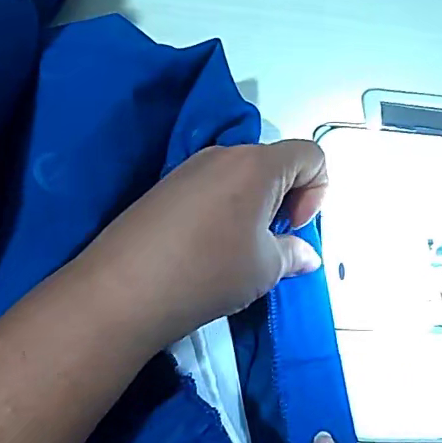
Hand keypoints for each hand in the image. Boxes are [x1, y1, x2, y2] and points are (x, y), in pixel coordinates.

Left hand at [68, 141, 327, 351]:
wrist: (123, 288)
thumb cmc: (208, 271)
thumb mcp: (264, 268)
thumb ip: (293, 253)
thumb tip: (305, 253)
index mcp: (257, 164)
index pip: (311, 155)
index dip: (317, 192)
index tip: (292, 228)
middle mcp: (222, 154)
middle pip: (273, 164)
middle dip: (282, 200)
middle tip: (267, 244)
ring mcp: (187, 169)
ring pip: (238, 178)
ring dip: (250, 208)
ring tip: (234, 252)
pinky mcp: (162, 188)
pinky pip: (208, 189)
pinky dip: (220, 212)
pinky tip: (203, 250)